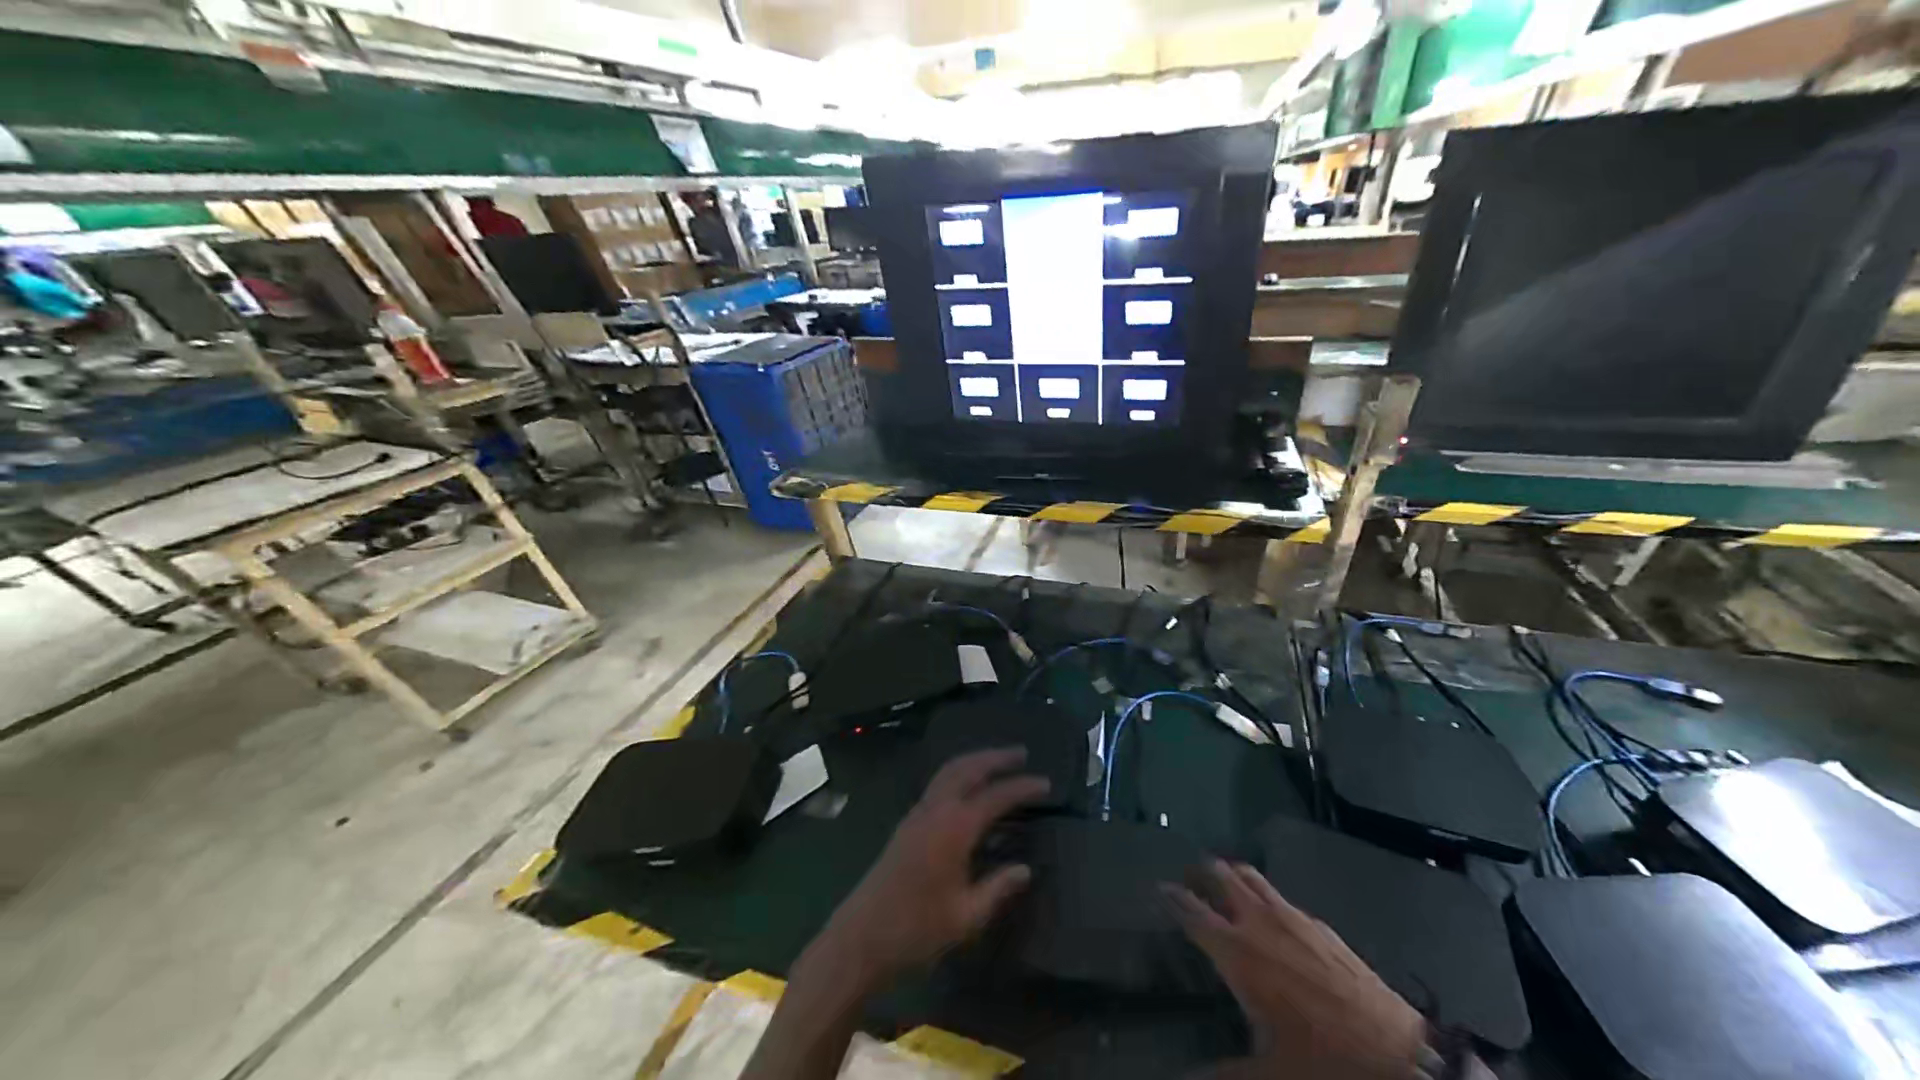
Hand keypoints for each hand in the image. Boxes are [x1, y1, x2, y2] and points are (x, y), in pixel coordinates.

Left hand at [799, 747, 1048, 993]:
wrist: (861, 937)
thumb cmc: (916, 930)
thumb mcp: (966, 917)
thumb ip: (997, 888)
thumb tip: (1024, 869)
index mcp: (954, 829)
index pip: (995, 797)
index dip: (1022, 787)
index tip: (1046, 783)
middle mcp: (934, 811)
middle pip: (966, 768)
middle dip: (994, 757)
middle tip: (1021, 754)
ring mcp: (917, 815)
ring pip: (947, 772)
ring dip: (974, 761)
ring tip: (999, 763)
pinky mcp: (907, 825)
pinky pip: (937, 785)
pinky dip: (958, 775)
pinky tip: (969, 790)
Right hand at [1165, 861, 1425, 1079]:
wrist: (1401, 1056)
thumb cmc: (1323, 1061)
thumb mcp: (1269, 1073)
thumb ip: (1224, 1074)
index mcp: (1237, 953)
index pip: (1192, 911)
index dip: (1172, 895)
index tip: (1159, 886)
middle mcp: (1259, 925)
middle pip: (1223, 878)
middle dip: (1203, 871)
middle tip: (1191, 873)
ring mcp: (1294, 919)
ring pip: (1254, 879)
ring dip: (1234, 874)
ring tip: (1225, 878)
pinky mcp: (1322, 927)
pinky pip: (1284, 900)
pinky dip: (1268, 898)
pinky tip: (1274, 918)